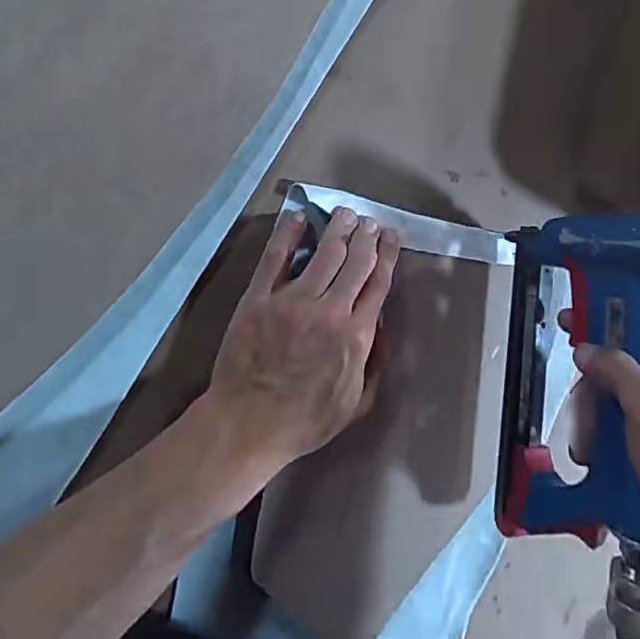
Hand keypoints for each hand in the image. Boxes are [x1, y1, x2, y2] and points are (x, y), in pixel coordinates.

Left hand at [205, 208, 400, 467]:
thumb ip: (374, 364)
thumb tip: (381, 327)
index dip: (388, 254)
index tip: (391, 236)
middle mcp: (329, 310)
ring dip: (339, 228)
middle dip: (367, 236)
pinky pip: (276, 257)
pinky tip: (298, 217)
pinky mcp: (259, 298)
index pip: (378, 282)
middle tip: (369, 221)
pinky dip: (288, 233)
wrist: (247, 425)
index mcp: (355, 335)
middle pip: (356, 261)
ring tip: (345, 213)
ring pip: (324, 252)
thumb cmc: (305, 420)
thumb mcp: (356, 404)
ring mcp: (292, 301)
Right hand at [559, 311, 639, 555]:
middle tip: (585, 428)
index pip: (633, 332)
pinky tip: (603, 467)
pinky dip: (607, 448)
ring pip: (614, 406)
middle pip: (616, 373)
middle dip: (593, 401)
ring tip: (593, 458)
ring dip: (596, 430)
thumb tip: (586, 348)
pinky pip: (622, 434)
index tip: (569, 323)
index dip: (599, 327)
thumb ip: (618, 371)